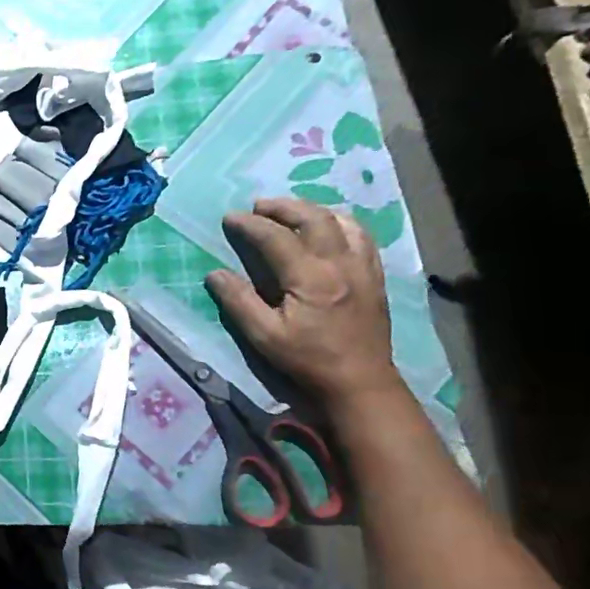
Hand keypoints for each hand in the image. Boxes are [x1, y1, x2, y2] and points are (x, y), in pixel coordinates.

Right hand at [205, 198, 402, 409]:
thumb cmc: (308, 360)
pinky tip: (330, 228)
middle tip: (259, 206)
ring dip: (312, 210)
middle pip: (312, 217)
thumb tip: (215, 274)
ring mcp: (362, 266)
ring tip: (292, 213)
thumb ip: (239, 302)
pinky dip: (341, 223)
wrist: (359, 381)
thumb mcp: (265, 337)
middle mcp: (339, 262)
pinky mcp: (374, 275)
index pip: (275, 236)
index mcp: (310, 276)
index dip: (250, 224)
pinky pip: (361, 235)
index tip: (230, 218)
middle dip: (282, 207)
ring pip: (341, 220)